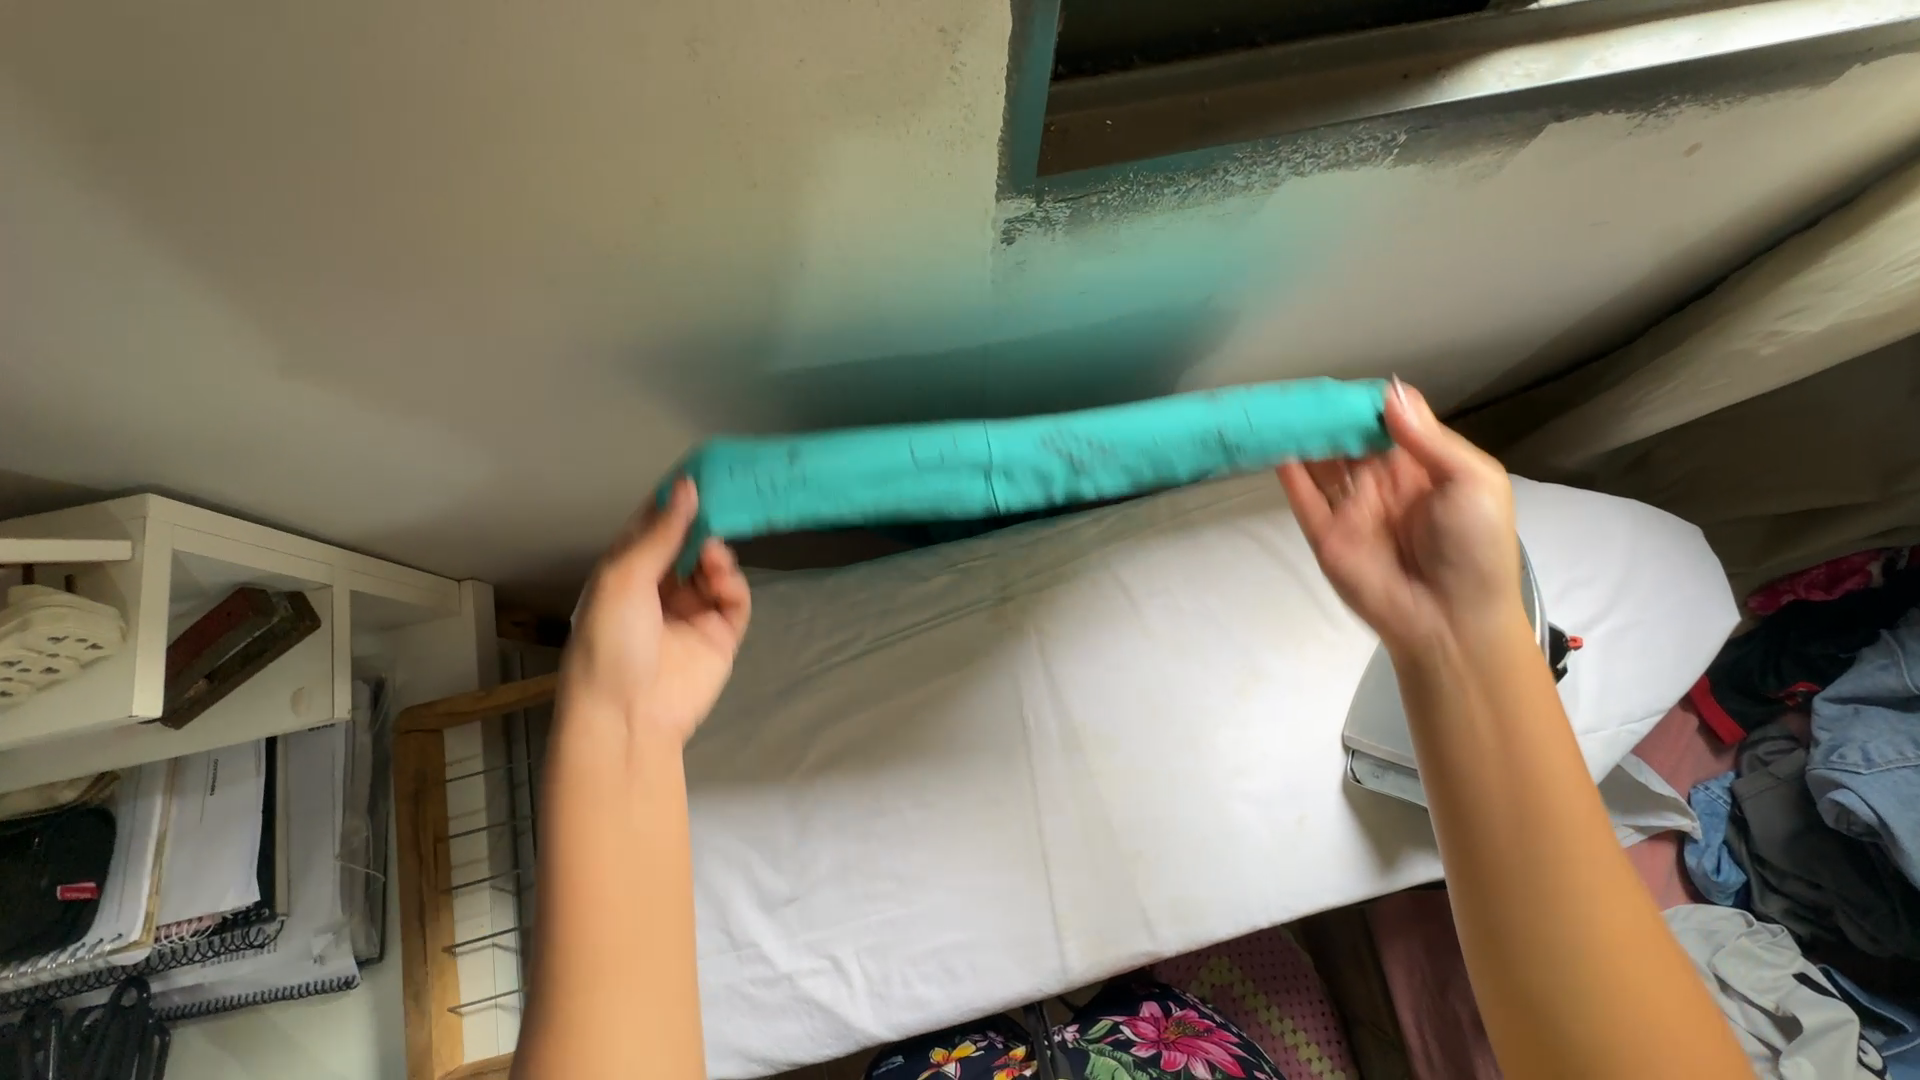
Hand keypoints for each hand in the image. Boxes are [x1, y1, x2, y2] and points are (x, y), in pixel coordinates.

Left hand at [561, 477, 750, 743]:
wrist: (628, 716)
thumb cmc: (609, 643)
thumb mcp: (624, 580)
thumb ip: (660, 535)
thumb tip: (688, 487)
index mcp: (626, 573)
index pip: (652, 527)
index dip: (673, 501)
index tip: (698, 473)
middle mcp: (659, 588)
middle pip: (689, 544)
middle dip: (704, 525)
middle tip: (725, 501)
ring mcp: (691, 612)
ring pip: (714, 568)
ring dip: (715, 556)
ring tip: (712, 558)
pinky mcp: (720, 635)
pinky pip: (734, 599)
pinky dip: (732, 584)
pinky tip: (722, 580)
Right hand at [1277, 379, 1522, 657]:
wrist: (1452, 620)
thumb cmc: (1476, 546)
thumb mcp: (1473, 481)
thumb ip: (1428, 439)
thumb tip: (1389, 391)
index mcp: (1420, 468)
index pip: (1385, 425)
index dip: (1365, 404)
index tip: (1343, 383)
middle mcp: (1380, 484)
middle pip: (1346, 441)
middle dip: (1327, 416)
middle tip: (1302, 391)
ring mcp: (1350, 510)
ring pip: (1320, 465)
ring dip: (1302, 438)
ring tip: (1281, 408)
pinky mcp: (1325, 536)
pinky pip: (1303, 499)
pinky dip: (1288, 474)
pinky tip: (1275, 446)